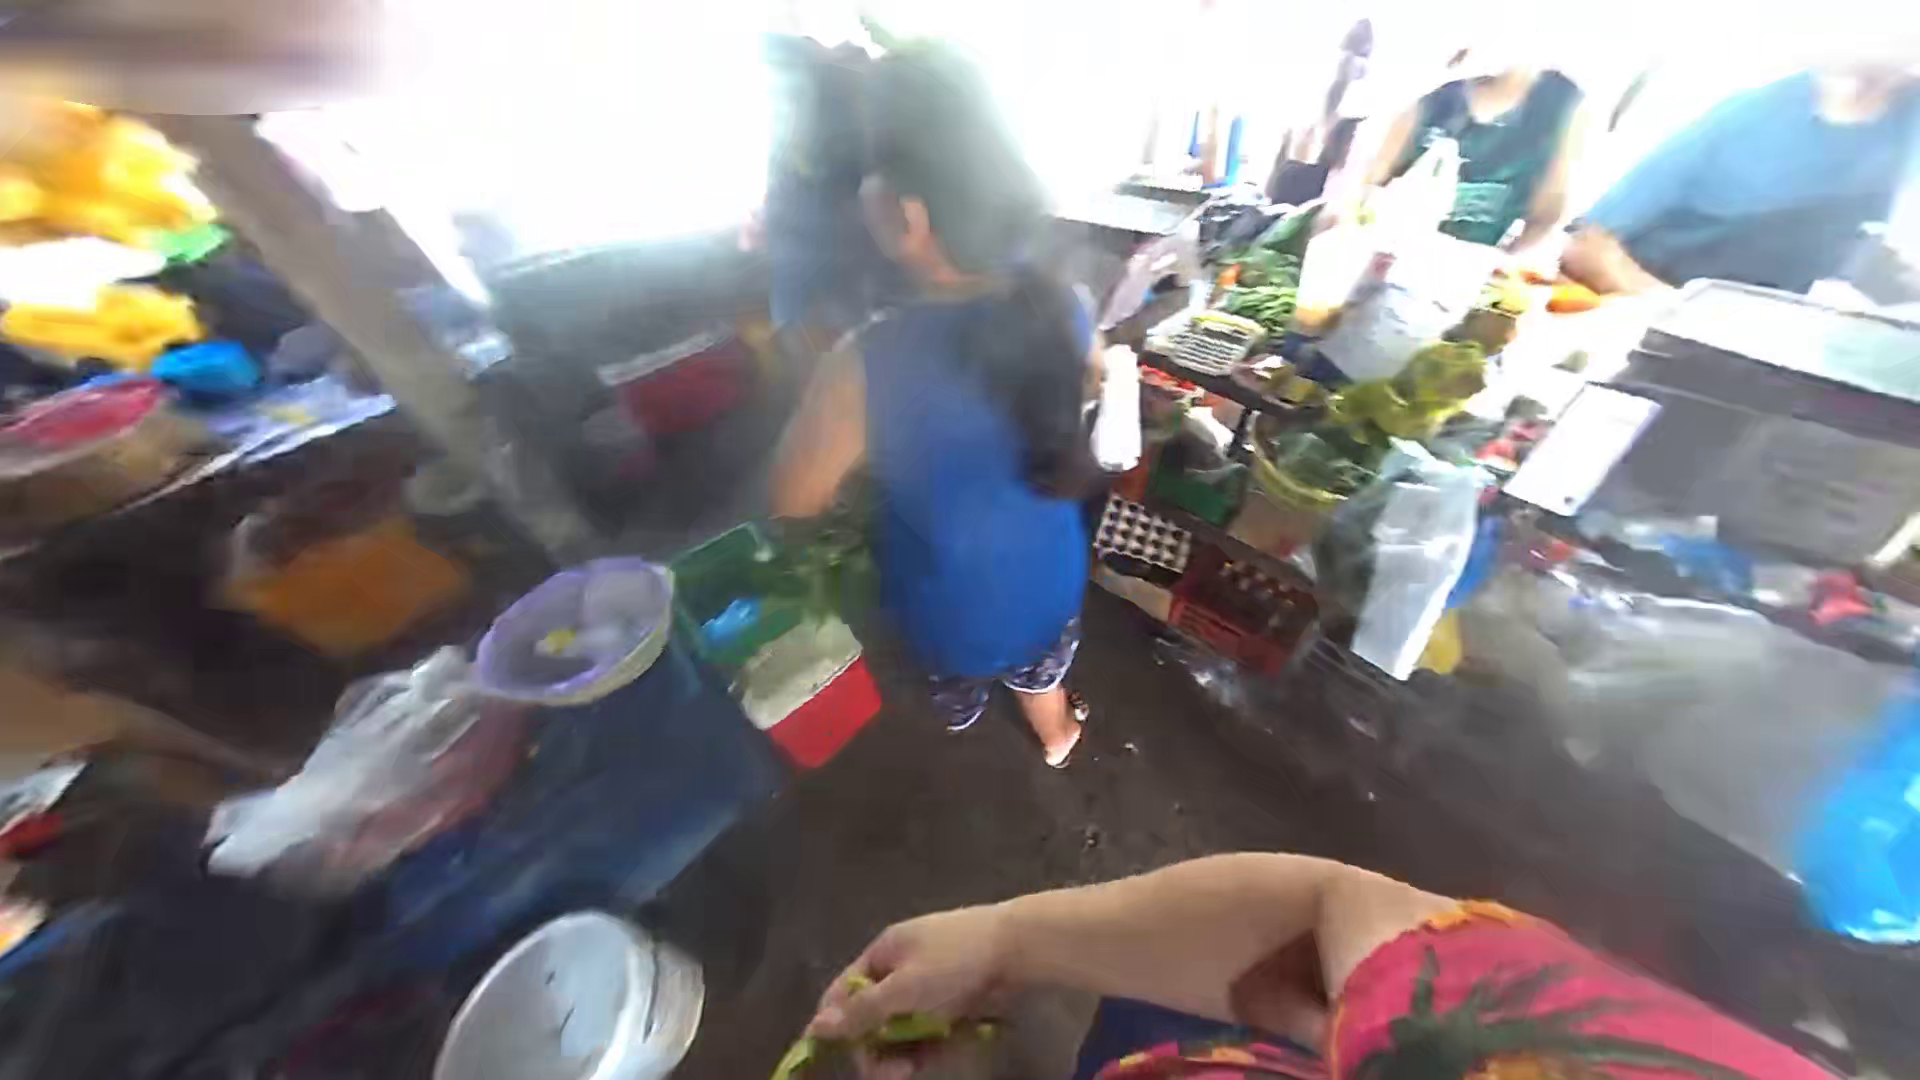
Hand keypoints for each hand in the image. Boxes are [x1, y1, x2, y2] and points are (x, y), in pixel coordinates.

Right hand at [807, 904, 1013, 1043]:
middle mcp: (900, 968)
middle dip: (877, 1050)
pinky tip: (946, 1050)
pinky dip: (932, 1047)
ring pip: (900, 1033)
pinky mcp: (949, 1003)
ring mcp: (926, 986)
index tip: (830, 1061)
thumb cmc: (953, 960)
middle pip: (871, 1019)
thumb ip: (863, 1010)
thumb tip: (816, 1024)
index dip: (834, 1024)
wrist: (1013, 950)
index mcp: (884, 953)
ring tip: (924, 1063)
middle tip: (896, 1073)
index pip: (844, 990)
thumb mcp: (904, 987)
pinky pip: (928, 1034)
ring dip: (906, 1054)